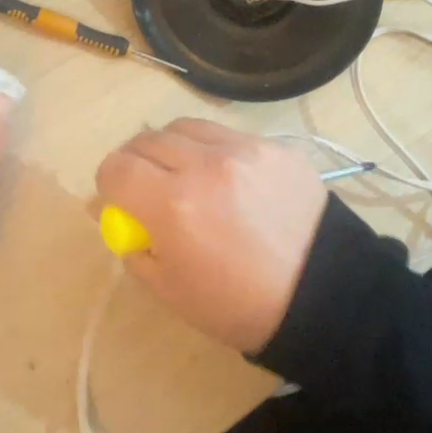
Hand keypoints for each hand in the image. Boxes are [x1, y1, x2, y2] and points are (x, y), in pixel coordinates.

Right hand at [94, 119, 328, 352]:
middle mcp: (203, 165)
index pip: (114, 168)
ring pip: (182, 127)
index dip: (108, 185)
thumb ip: (129, 241)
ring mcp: (243, 150)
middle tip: (149, 189)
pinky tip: (228, 179)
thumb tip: (105, 208)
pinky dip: (212, 150)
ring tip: (186, 175)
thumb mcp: (167, 288)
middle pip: (144, 140)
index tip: (119, 201)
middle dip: (136, 164)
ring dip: (171, 148)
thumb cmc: (238, 305)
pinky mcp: (275, 147)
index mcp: (172, 205)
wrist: (327, 301)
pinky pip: (225, 133)